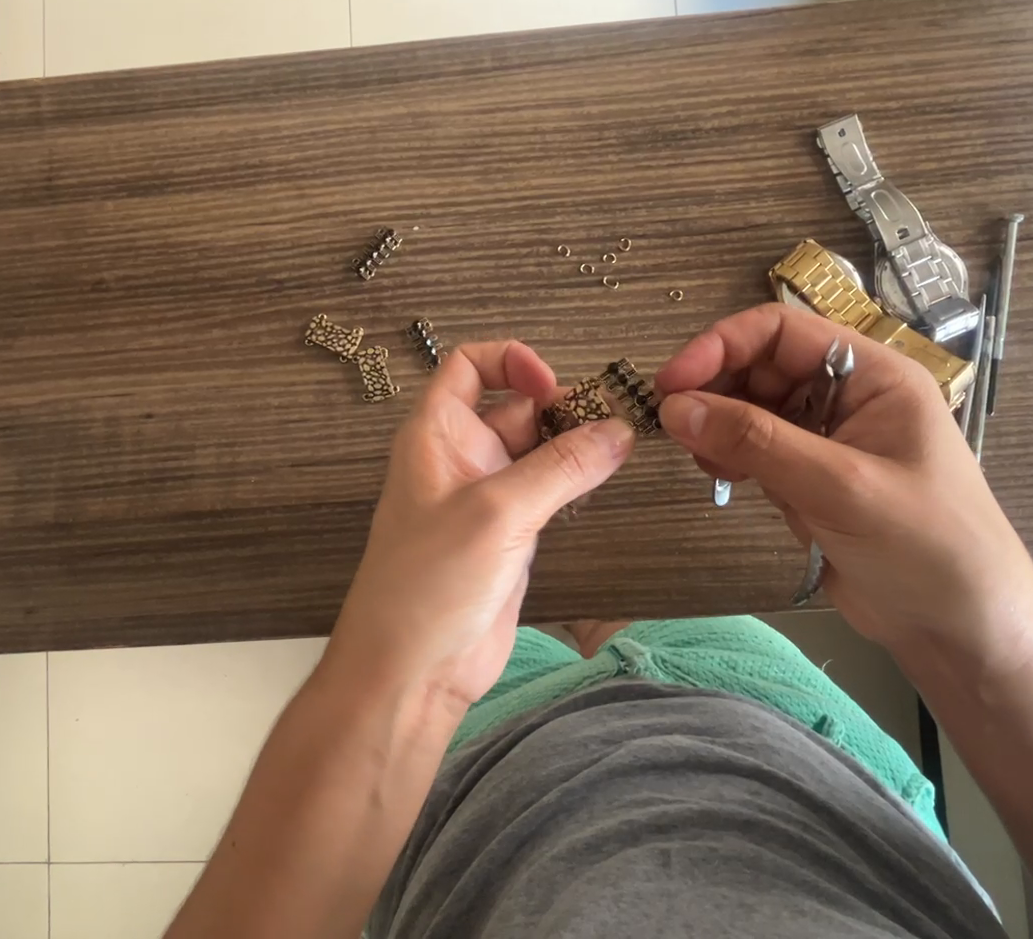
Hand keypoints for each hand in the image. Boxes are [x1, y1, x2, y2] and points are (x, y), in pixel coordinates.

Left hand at [328, 341, 635, 710]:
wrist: (412, 671)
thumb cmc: (431, 582)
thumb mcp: (497, 513)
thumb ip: (560, 468)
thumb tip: (619, 429)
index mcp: (436, 435)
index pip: (466, 367)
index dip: (508, 362)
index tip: (552, 385)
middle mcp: (460, 458)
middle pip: (514, 408)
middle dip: (560, 408)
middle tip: (613, 425)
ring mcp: (486, 498)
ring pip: (537, 452)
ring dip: (574, 447)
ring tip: (621, 449)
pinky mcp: (509, 535)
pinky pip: (547, 492)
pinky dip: (574, 483)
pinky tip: (604, 482)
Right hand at [653, 303, 1032, 668]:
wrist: (961, 631)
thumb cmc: (926, 546)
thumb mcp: (839, 486)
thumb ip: (755, 441)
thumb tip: (673, 408)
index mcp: (871, 375)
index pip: (781, 331)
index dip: (720, 346)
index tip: (671, 383)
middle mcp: (845, 397)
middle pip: (758, 366)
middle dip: (712, 389)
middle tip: (672, 427)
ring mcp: (824, 438)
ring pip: (748, 408)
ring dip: (714, 425)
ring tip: (701, 460)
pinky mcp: (806, 478)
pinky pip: (750, 448)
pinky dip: (725, 456)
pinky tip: (717, 477)